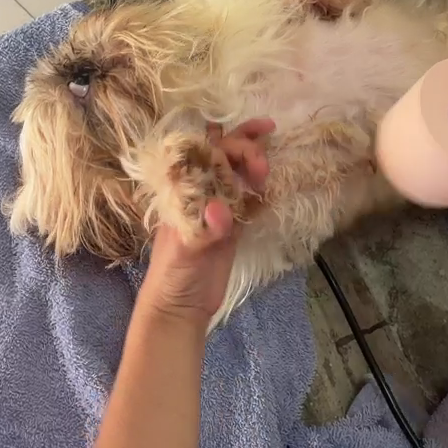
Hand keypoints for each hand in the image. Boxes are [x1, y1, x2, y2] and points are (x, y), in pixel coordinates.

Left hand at [141, 119, 272, 327]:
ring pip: (238, 172)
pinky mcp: (233, 225)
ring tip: (269, 168)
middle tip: (264, 164)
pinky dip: (263, 190)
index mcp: (183, 188)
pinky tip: (275, 185)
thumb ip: (204, 229)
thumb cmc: (172, 274)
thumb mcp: (184, 251)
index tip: (253, 139)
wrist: (180, 308)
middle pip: (224, 155)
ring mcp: (219, 205)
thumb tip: (221, 209)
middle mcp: (201, 190)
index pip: (205, 152)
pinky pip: (250, 198)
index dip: (227, 139)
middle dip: (247, 146)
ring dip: (255, 162)